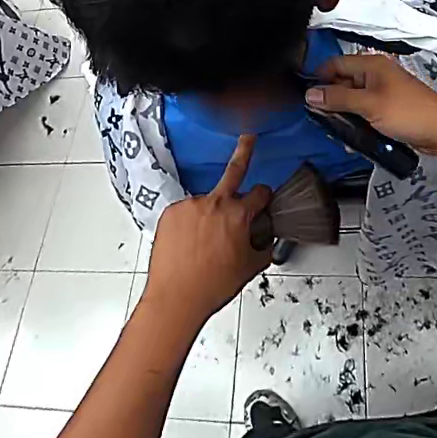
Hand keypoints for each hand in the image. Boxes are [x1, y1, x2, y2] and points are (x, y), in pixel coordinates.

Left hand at [142, 135, 271, 325]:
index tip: (263, 198)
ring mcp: (190, 206)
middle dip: (245, 150)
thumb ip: (263, 247)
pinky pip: (185, 212)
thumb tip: (265, 242)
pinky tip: (187, 244)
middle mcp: (215, 203)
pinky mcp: (171, 212)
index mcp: (239, 214)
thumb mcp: (250, 267)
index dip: (264, 197)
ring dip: (208, 215)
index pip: (260, 193)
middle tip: (248, 138)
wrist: (176, 299)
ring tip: (200, 244)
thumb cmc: (211, 285)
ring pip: (206, 203)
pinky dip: (188, 224)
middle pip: (234, 169)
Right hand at [304, 54, 436, 154]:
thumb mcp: (369, 105)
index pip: (335, 64)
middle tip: (323, 119)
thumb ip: (338, 98)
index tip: (307, 97)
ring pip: (352, 101)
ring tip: (342, 132)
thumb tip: (312, 94)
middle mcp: (376, 75)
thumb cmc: (411, 113)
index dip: (319, 78)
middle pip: (342, 83)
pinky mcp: (388, 109)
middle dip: (331, 101)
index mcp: (372, 65)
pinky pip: (364, 113)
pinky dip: (358, 124)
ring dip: (345, 116)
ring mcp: (382, 93)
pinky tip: (356, 139)